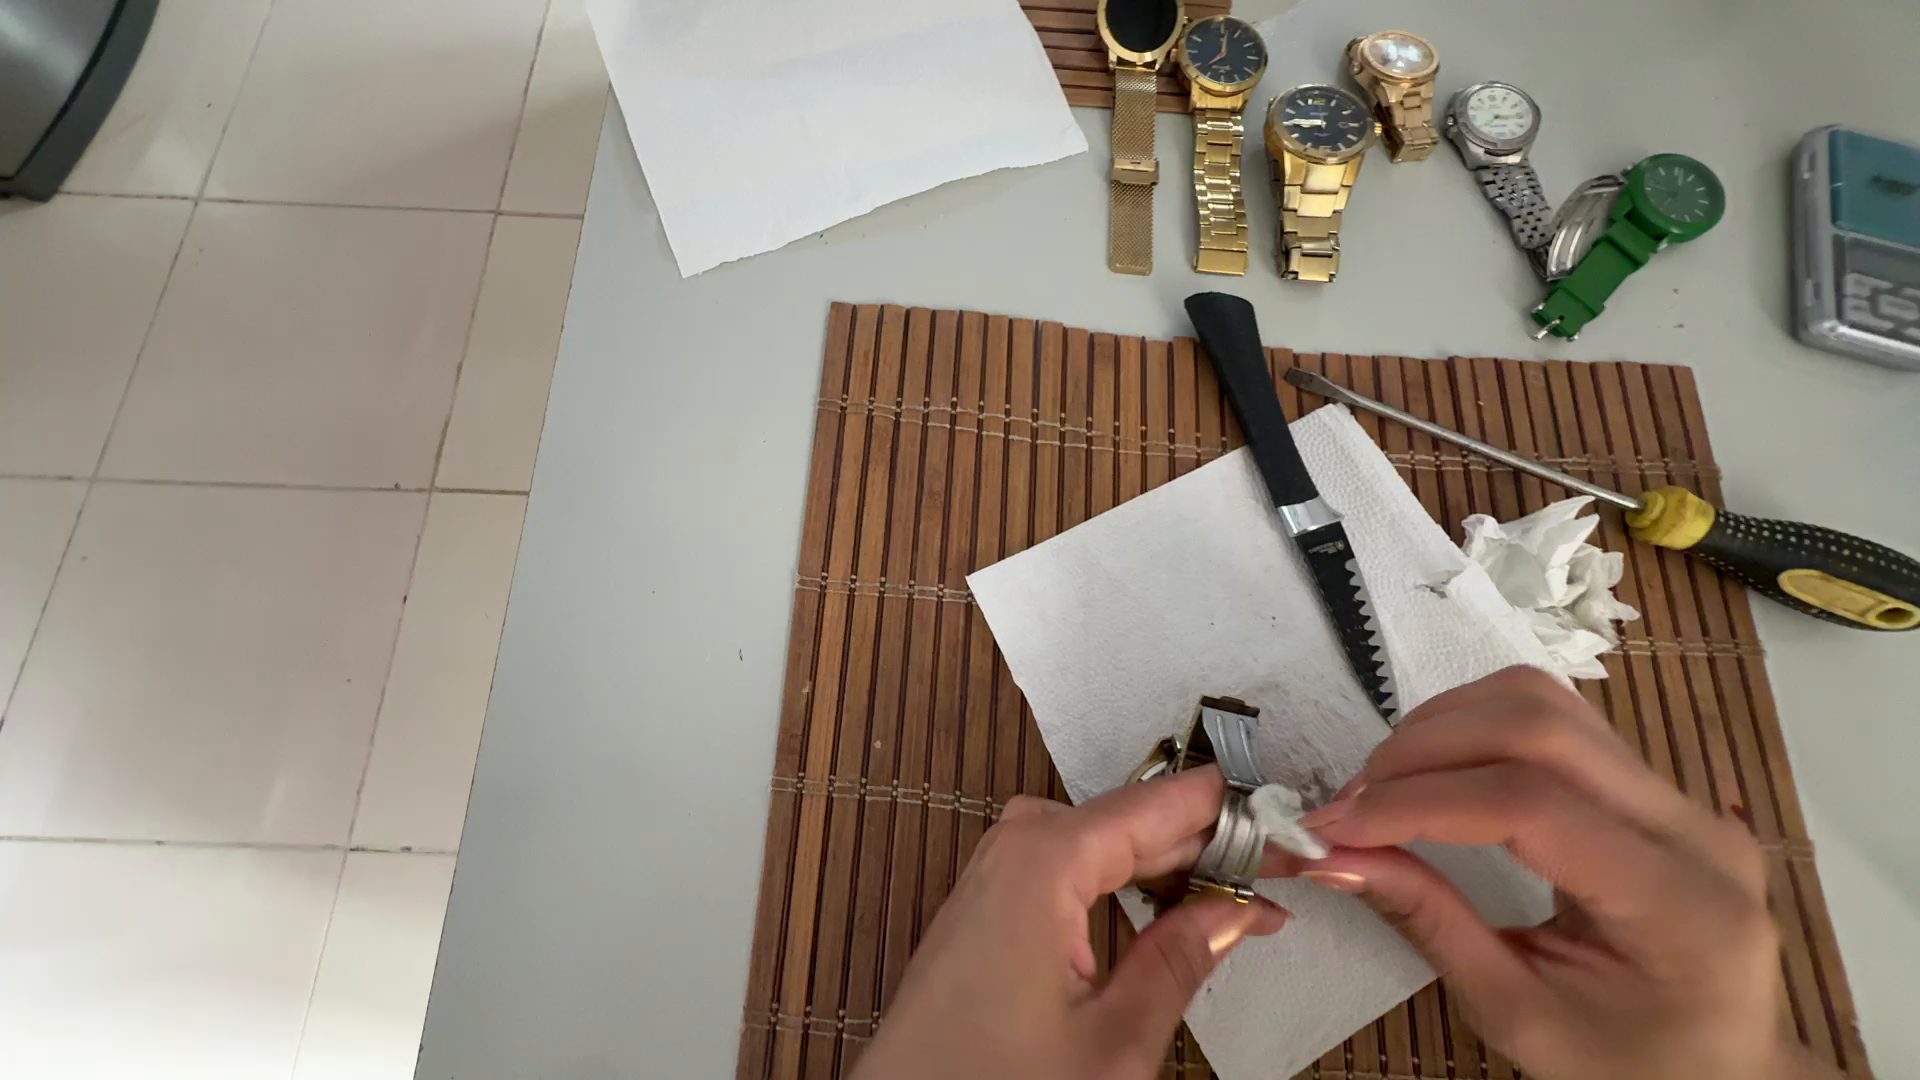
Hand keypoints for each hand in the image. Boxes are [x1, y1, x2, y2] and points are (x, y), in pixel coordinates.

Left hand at [851, 768, 1287, 1079]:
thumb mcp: (1113, 1041)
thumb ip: (1179, 961)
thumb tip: (1237, 911)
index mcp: (1045, 857)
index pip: (1153, 807)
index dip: (1220, 807)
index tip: (1280, 807)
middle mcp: (1016, 842)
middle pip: (1128, 822)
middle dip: (1202, 843)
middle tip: (1276, 863)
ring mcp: (996, 867)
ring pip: (1099, 842)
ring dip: (1164, 864)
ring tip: (1233, 891)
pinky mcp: (989, 897)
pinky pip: (1066, 864)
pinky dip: (1119, 881)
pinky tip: (1161, 907)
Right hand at [1296, 666, 1834, 1079]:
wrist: (1722, 1069)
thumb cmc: (1624, 1062)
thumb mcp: (1517, 1016)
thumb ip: (1426, 921)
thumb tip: (1328, 852)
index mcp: (1682, 907)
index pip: (1531, 804)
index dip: (1416, 802)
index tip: (1333, 826)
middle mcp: (1691, 828)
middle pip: (1534, 726)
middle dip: (1418, 751)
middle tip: (1353, 802)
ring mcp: (1671, 791)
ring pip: (1534, 700)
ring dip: (1438, 726)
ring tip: (1385, 784)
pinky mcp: (1638, 775)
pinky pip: (1540, 708)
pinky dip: (1463, 720)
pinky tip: (1431, 767)